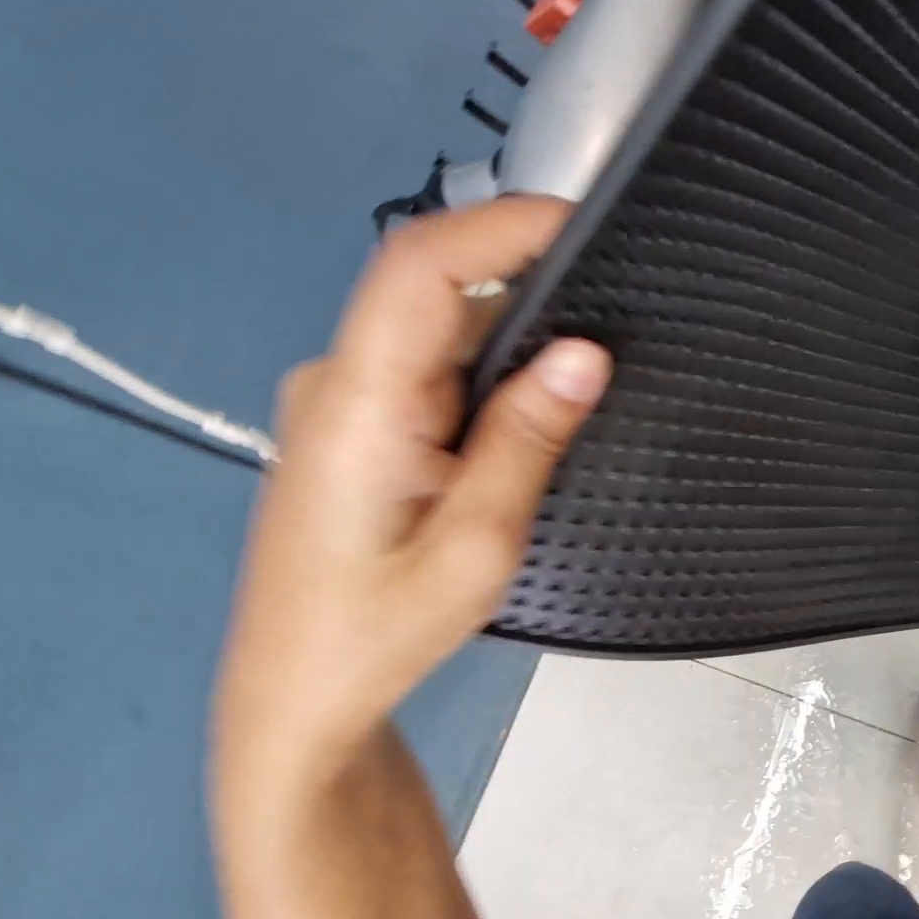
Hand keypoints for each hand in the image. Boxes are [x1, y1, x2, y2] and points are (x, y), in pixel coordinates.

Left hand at [215, 195, 611, 751]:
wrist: (299, 693)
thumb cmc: (380, 632)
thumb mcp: (477, 543)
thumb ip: (528, 439)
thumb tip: (586, 353)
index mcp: (359, 403)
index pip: (421, 268)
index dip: (502, 226)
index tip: (587, 225)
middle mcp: (338, 381)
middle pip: (437, 295)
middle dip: (530, 290)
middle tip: (619, 317)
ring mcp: (342, 400)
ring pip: (440, 335)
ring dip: (515, 342)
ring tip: (590, 375)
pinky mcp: (356, 425)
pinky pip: (433, 371)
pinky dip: (492, 375)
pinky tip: (536, 413)